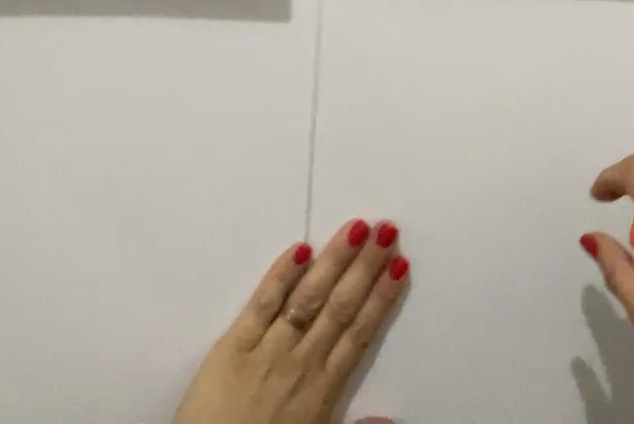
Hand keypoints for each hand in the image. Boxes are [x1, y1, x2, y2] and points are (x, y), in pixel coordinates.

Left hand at [173, 218, 408, 423]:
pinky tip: (300, 248)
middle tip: (386, 229)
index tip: (400, 264)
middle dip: (366, 266)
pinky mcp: (233, 345)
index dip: (382, 297)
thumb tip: (392, 417)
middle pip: (340, 306)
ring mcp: (268, 350)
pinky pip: (262, 303)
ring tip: (356, 228)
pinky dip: (281, 274)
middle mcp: (302, 362)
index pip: (360, 332)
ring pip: (309, 296)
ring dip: (334, 260)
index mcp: (324, 389)